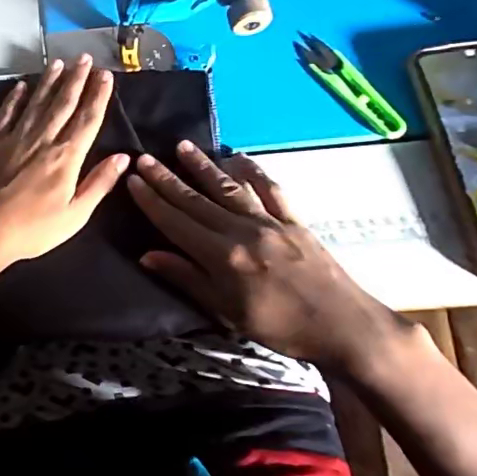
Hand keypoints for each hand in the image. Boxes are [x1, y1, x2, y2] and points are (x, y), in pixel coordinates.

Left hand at [0, 54, 130, 275]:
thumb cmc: (33, 229)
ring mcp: (15, 138)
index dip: (99, 96)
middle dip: (77, 79)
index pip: (88, 120)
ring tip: (60, 63)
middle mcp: (44, 140)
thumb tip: (123, 157)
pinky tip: (22, 85)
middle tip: (86, 58)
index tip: (106, 76)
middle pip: (64, 104)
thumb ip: (99, 183)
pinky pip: (6, 114)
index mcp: (67, 158)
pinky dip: (15, 98)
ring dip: (50, 82)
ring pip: (37, 103)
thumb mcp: (75, 215)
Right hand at [126, 142, 410, 373]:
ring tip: (182, 147)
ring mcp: (270, 221)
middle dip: (168, 178)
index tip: (133, 179)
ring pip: (229, 187)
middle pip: (198, 200)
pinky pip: (270, 188)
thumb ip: (189, 280)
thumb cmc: (281, 328)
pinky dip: (253, 171)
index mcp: (223, 257)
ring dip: (204, 166)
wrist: (344, 325)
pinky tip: (239, 158)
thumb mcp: (228, 314)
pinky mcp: (294, 219)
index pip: (177, 222)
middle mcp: (243, 231)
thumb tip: (148, 255)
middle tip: (144, 157)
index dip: (152, 200)